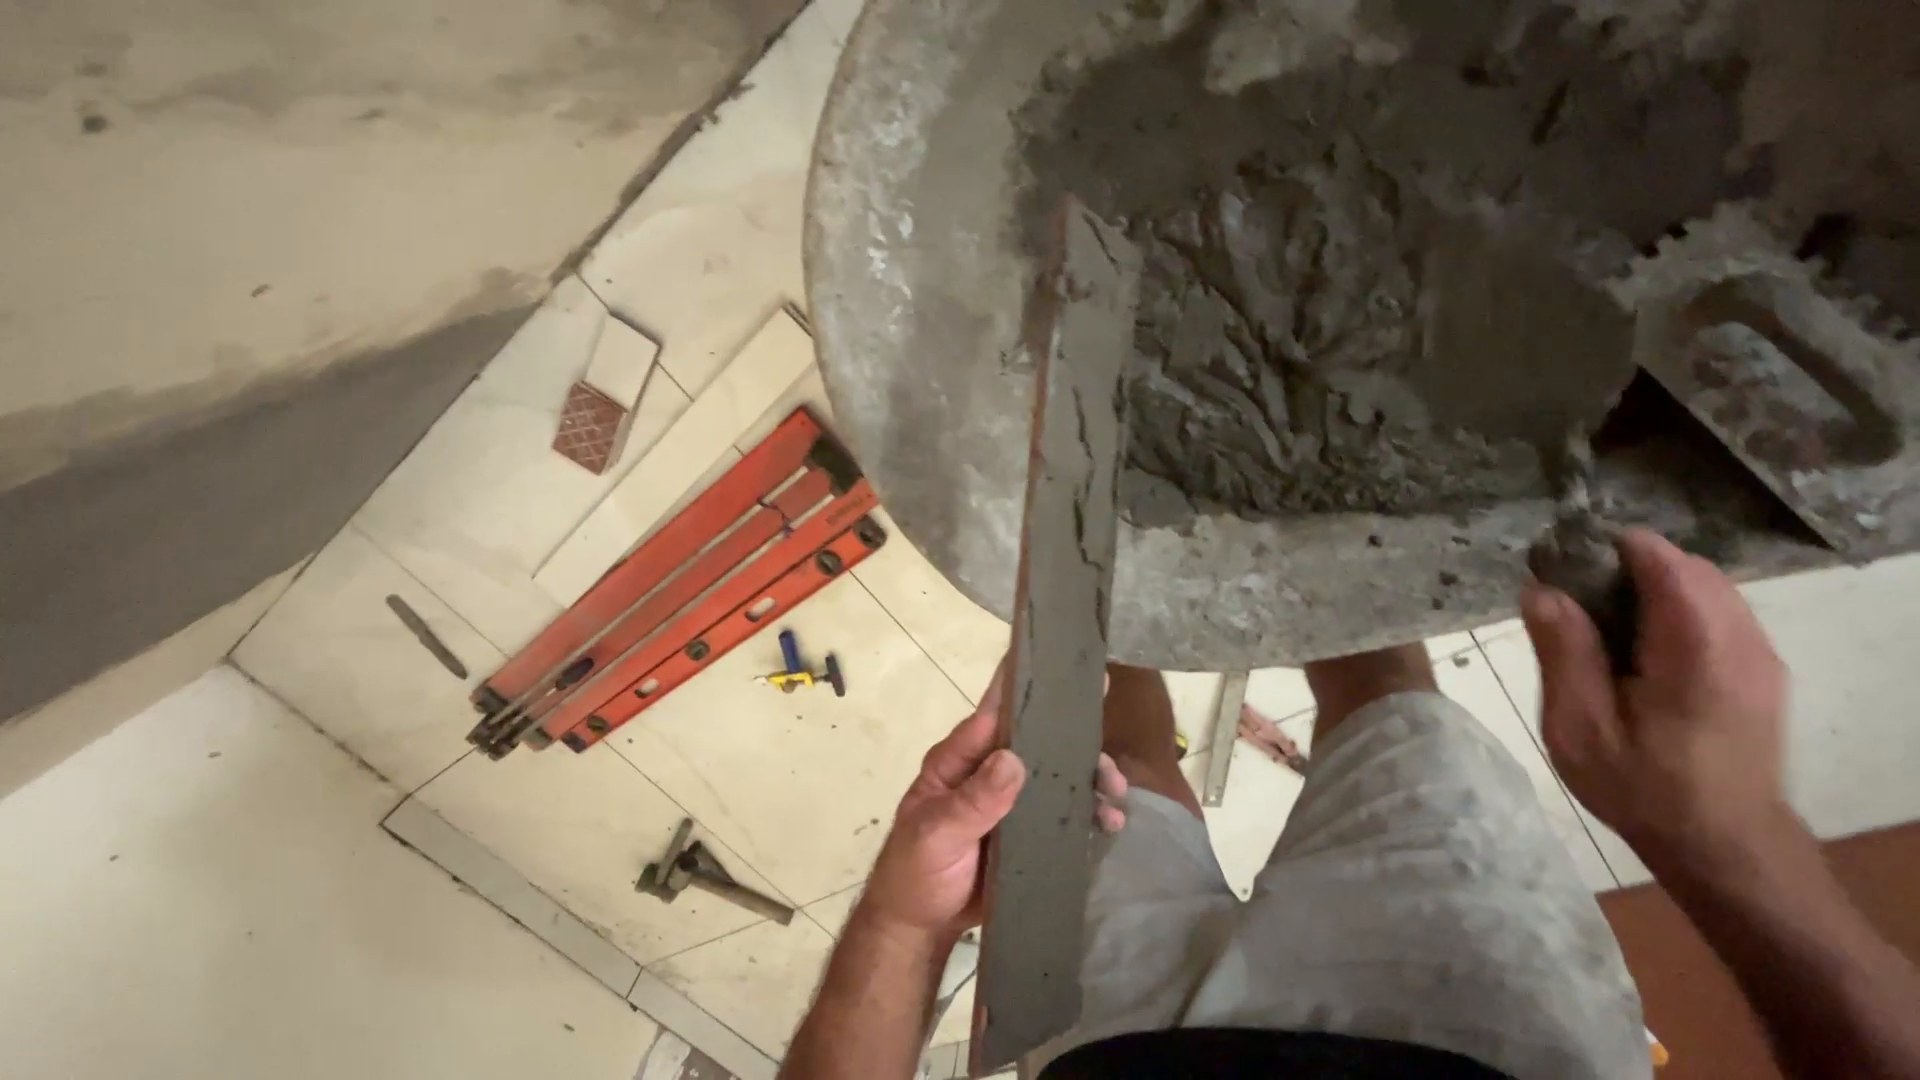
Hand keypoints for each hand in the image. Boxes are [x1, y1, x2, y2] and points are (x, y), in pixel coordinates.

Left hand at [860, 662, 1128, 940]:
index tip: (1059, 663)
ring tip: (1114, 795)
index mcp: (960, 759)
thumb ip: (973, 800)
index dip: (1023, 687)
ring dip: (1090, 778)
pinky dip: (1090, 812)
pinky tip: (1109, 823)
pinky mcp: (1029, 830)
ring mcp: (1012, 801)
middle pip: (1039, 741)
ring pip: (1059, 774)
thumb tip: (1014, 759)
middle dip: (1075, 741)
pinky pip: (1065, 811)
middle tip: (1106, 755)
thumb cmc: (915, 871)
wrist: (921, 927)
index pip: (994, 713)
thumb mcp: (935, 833)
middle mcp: (989, 771)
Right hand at [1521, 528, 1796, 869]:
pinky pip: (1718, 613)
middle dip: (1626, 565)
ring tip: (1595, 618)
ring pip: (1707, 587)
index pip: (1665, 563)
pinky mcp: (1761, 672)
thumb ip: (1563, 652)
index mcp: (1697, 652)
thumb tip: (1542, 590)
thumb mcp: (1579, 726)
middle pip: (1689, 568)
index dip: (1609, 548)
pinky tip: (1633, 644)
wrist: (1724, 847)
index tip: (1558, 561)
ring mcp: (1760, 657)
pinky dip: (1673, 608)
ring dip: (1650, 586)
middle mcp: (1743, 643)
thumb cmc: (1642, 788)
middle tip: (1567, 594)